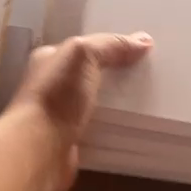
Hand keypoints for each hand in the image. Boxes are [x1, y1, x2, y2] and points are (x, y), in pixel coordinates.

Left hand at [7, 31, 153, 190]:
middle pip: (92, 75)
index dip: (110, 45)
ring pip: (98, 103)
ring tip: (151, 97)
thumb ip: (111, 45)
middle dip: (117, 74)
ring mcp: (61, 115)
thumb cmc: (56, 95)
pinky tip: (137, 124)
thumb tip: (144, 40)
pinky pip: (101, 128)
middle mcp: (53, 86)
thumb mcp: (83, 55)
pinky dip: (116, 126)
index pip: (83, 47)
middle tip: (151, 72)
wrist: (39, 149)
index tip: (141, 48)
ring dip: (119, 103)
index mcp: (49, 60)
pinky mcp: (73, 141)